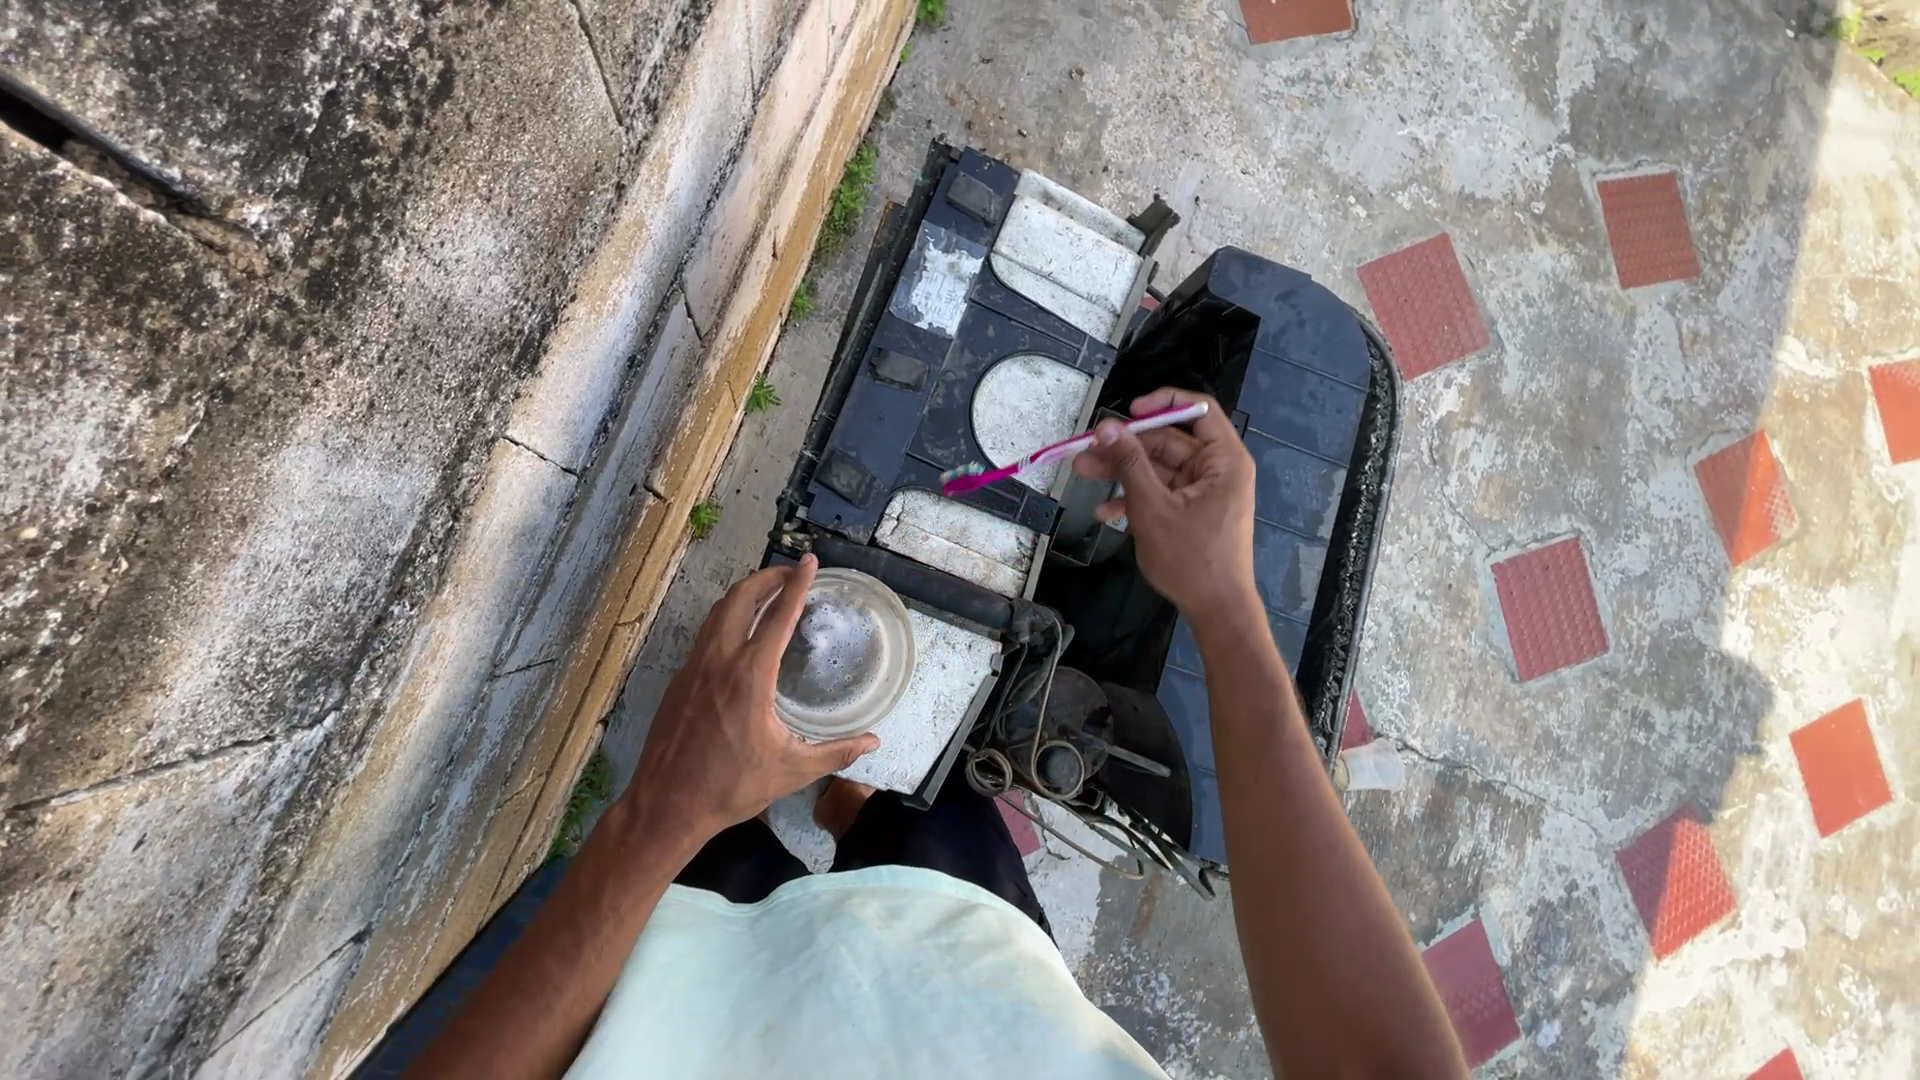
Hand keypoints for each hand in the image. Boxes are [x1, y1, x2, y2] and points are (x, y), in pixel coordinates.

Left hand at [625, 555, 878, 845]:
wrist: (666, 806)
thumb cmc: (731, 787)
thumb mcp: (792, 770)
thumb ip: (836, 752)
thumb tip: (873, 742)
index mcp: (751, 675)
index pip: (779, 615)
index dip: (797, 584)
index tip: (809, 561)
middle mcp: (720, 660)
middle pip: (741, 598)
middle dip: (767, 577)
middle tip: (790, 572)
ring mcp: (694, 667)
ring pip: (718, 612)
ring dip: (743, 594)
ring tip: (766, 592)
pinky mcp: (679, 679)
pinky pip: (705, 634)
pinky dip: (726, 617)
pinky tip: (737, 633)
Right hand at [1073, 388, 1259, 622]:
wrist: (1215, 609)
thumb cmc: (1191, 558)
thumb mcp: (1152, 507)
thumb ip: (1128, 463)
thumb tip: (1106, 427)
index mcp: (1223, 460)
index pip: (1198, 410)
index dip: (1162, 404)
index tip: (1127, 411)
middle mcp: (1216, 470)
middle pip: (1167, 442)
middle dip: (1125, 446)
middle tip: (1087, 449)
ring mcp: (1202, 492)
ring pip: (1157, 469)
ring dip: (1121, 473)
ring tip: (1083, 474)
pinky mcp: (1190, 512)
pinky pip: (1160, 493)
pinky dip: (1134, 498)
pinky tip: (1105, 512)